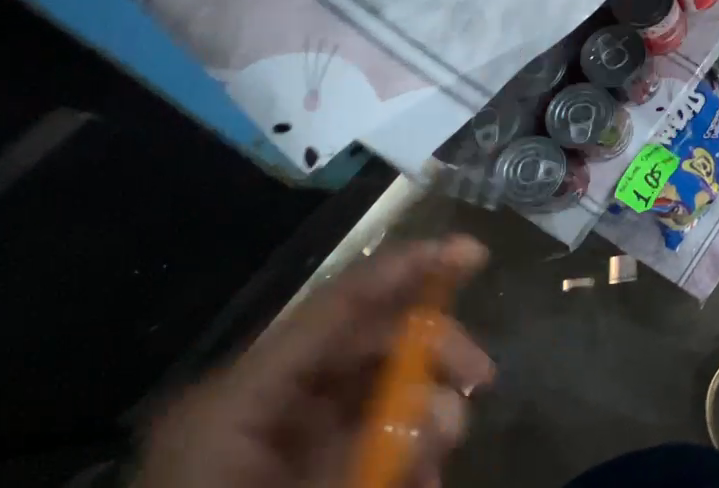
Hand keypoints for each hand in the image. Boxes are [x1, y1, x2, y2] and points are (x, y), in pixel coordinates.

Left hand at [133, 237, 493, 487]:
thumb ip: (370, 449)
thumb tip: (444, 408)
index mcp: (237, 396)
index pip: (335, 306)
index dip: (406, 270)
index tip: (471, 252)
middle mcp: (253, 398)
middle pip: (363, 342)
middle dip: (432, 353)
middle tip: (481, 378)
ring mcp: (266, 435)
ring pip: (368, 386)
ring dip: (421, 406)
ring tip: (447, 447)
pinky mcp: (281, 464)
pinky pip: (354, 431)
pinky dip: (397, 443)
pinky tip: (423, 474)